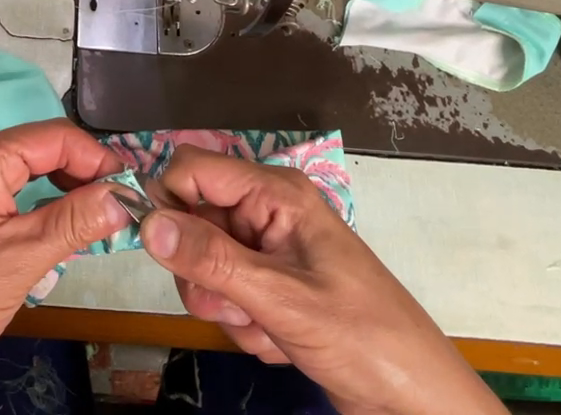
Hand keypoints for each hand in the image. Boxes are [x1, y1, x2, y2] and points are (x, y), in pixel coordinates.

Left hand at [0, 119, 130, 413]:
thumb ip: (75, 221)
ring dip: (66, 192)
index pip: (56, 137)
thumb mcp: (20, 261)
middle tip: (124, 211)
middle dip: (85, 176)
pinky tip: (65, 228)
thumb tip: (124, 197)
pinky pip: (12, 189)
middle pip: (43, 149)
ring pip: (30, 170)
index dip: (99, 160)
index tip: (134, 191)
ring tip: (102, 223)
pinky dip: (42, 205)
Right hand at [139, 146, 506, 414]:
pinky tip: (279, 340)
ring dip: (225, 306)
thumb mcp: (280, 299)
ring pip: (204, 264)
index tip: (163, 249)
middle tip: (232, 306)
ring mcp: (269, 250)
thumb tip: (147, 222)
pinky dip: (243, 323)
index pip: (193, 168)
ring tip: (266, 329)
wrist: (413, 399)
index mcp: (274, 192)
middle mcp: (267, 210)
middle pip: (193, 221)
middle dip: (203, 273)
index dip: (169, 201)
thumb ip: (211, 259)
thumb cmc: (360, 336)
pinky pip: (226, 293)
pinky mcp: (271, 285)